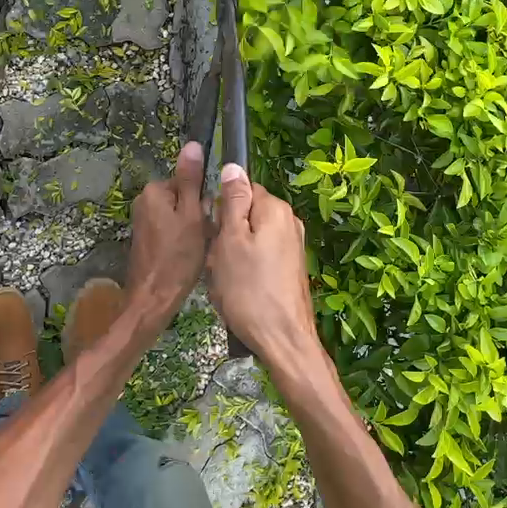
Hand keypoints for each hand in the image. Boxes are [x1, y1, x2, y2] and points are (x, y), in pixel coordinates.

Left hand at [124, 142, 208, 329]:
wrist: (153, 299)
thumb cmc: (177, 257)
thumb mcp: (192, 216)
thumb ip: (191, 180)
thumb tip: (192, 144)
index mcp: (154, 191)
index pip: (188, 182)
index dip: (202, 201)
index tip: (207, 220)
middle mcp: (144, 201)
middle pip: (183, 198)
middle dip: (197, 215)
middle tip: (204, 237)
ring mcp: (143, 220)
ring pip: (179, 216)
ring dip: (192, 229)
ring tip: (197, 249)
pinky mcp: (145, 238)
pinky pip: (170, 230)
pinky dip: (182, 240)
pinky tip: (188, 257)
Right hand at [208, 164, 320, 370]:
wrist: (283, 341)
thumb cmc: (249, 289)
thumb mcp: (231, 240)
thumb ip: (232, 201)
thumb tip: (233, 166)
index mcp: (275, 209)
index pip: (241, 190)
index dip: (221, 209)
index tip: (213, 233)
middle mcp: (289, 221)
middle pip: (246, 214)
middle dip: (226, 235)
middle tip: (217, 261)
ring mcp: (293, 246)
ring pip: (250, 239)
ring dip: (232, 256)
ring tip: (225, 280)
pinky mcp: (291, 268)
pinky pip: (260, 257)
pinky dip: (245, 270)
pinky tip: (237, 291)